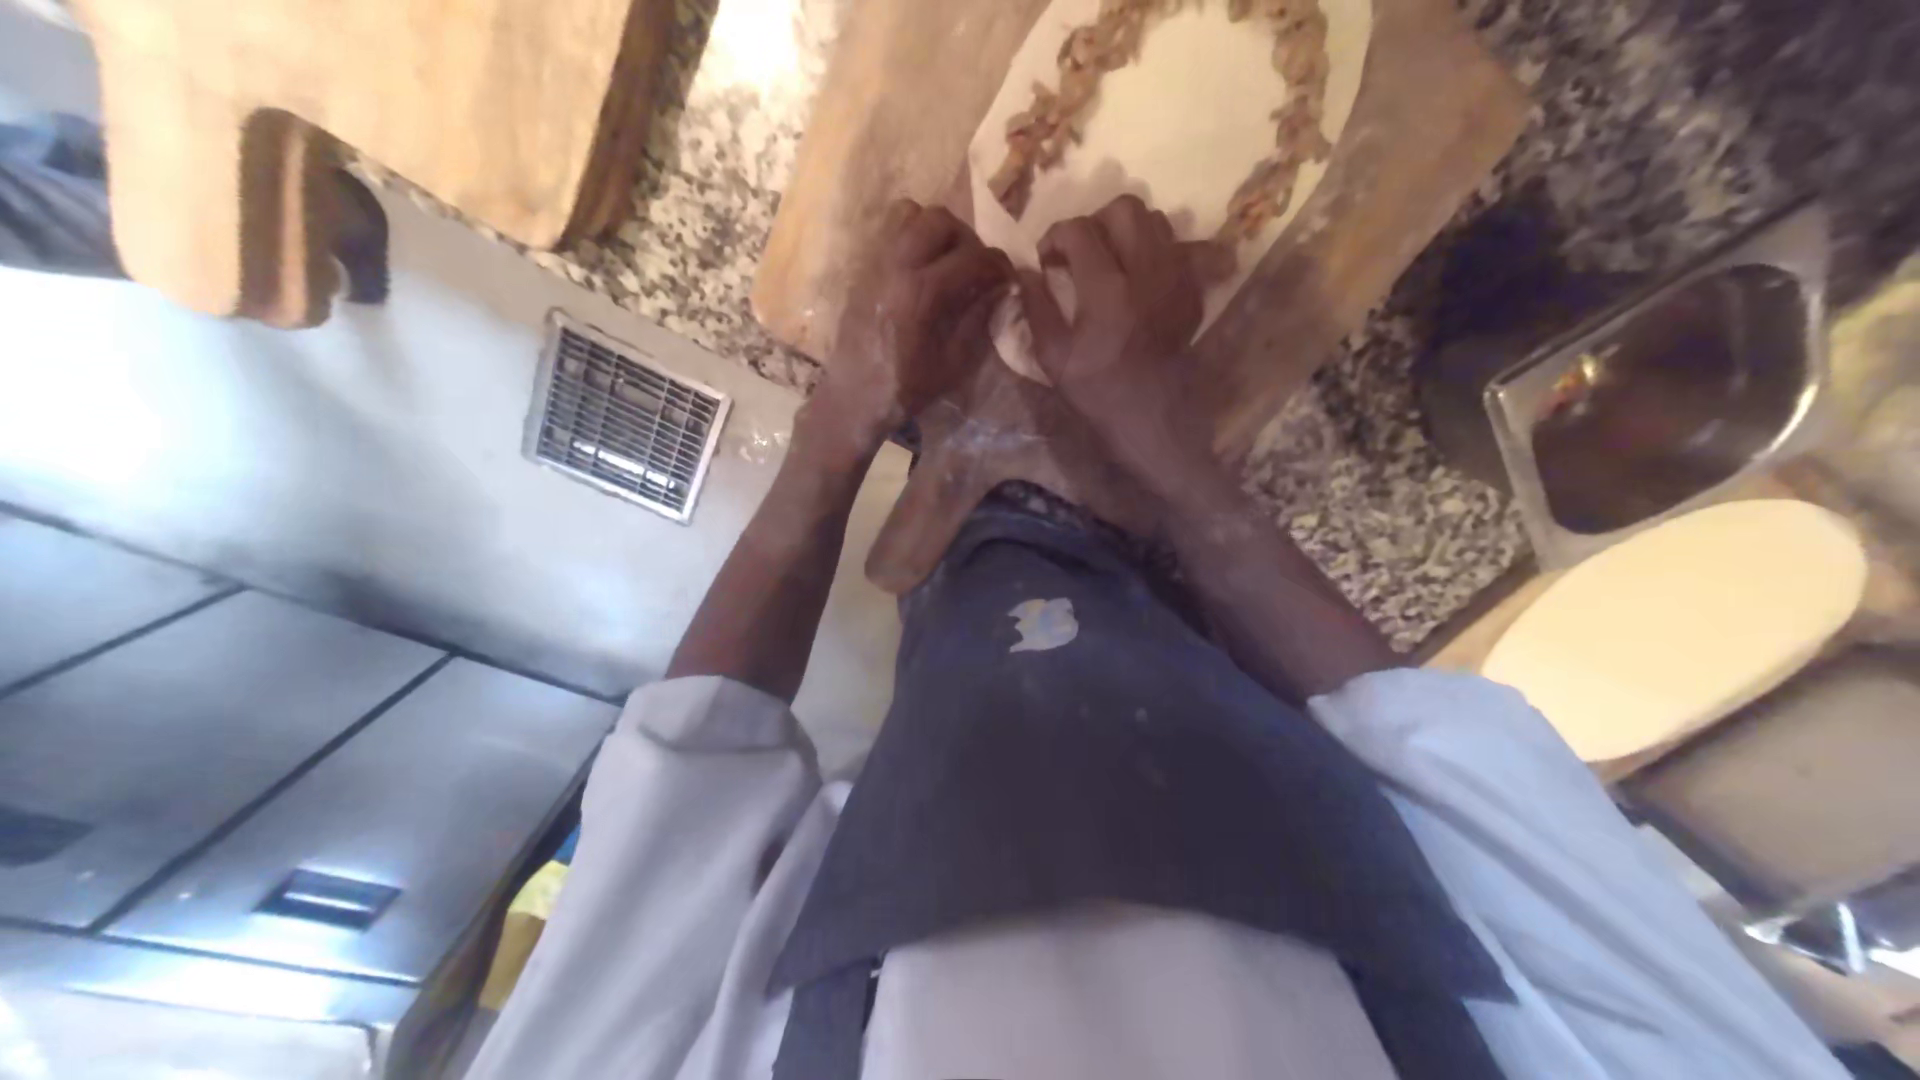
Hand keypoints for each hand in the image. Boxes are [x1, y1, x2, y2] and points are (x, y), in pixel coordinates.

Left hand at [808, 200, 1012, 452]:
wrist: (853, 398)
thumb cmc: (905, 388)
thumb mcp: (951, 364)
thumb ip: (977, 319)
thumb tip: (999, 289)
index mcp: (919, 294)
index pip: (971, 258)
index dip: (998, 264)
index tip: (1008, 278)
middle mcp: (894, 267)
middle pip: (939, 220)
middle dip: (967, 237)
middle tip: (976, 265)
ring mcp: (873, 263)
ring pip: (909, 213)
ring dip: (935, 229)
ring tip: (946, 258)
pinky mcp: (861, 268)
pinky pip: (888, 231)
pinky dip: (911, 235)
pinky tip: (922, 266)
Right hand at [1018, 195, 1216, 485]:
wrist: (1151, 417)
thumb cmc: (1097, 392)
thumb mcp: (1053, 357)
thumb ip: (1036, 307)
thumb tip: (1025, 271)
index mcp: (1106, 291)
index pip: (1078, 230)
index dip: (1054, 237)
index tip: (1046, 260)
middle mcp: (1147, 272)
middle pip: (1124, 208)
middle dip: (1095, 221)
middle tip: (1082, 251)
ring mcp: (1177, 277)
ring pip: (1156, 220)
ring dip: (1127, 231)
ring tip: (1112, 259)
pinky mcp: (1194, 289)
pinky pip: (1182, 246)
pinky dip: (1158, 249)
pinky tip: (1142, 273)